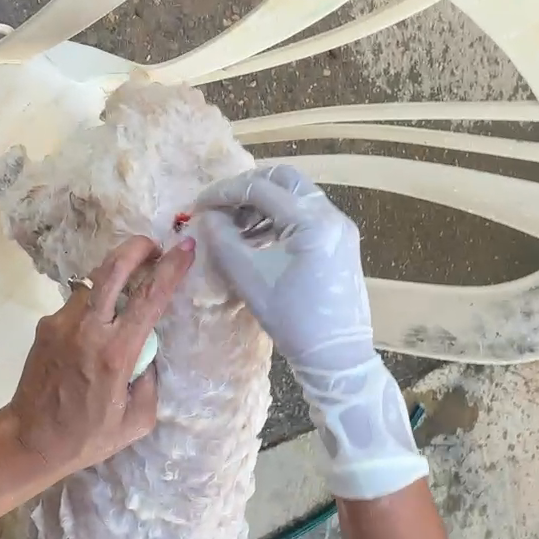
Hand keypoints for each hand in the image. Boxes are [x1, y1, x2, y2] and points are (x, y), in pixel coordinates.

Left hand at [3, 234, 194, 478]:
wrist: (29, 440)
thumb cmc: (87, 436)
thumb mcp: (136, 421)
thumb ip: (151, 381)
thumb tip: (150, 350)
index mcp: (115, 353)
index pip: (149, 298)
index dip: (171, 268)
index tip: (185, 247)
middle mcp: (88, 329)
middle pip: (113, 267)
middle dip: (137, 247)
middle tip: (154, 248)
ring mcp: (62, 322)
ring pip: (94, 283)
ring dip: (113, 281)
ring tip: (124, 299)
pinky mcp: (46, 324)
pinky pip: (77, 303)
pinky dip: (93, 307)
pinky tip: (94, 332)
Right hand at [191, 165, 427, 500]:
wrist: (338, 359)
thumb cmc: (293, 321)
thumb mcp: (250, 279)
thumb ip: (224, 240)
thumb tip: (208, 216)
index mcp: (312, 222)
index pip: (260, 188)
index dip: (224, 193)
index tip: (199, 205)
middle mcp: (331, 215)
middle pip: (282, 178)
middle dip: (246, 187)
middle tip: (220, 207)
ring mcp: (339, 226)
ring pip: (294, 193)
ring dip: (262, 201)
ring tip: (235, 226)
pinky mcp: (339, 239)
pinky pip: (304, 212)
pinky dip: (278, 215)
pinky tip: (256, 237)